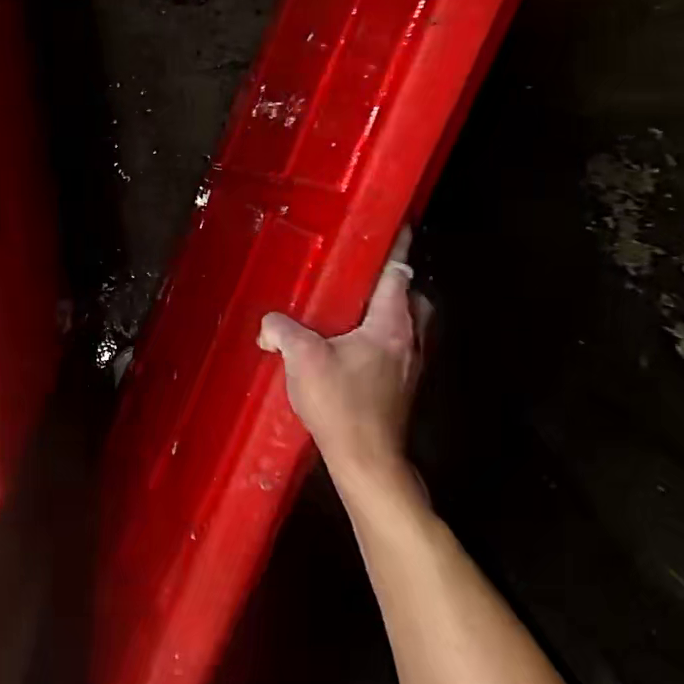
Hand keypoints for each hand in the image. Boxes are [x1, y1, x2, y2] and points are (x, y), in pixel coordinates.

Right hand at [259, 229, 429, 482]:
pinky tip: (352, 346)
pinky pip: (398, 347)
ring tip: (356, 309)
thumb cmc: (342, 404)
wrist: (367, 461)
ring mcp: (410, 366)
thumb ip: (281, 330)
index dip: (396, 247)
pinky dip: (382, 336)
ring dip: (391, 312)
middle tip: (366, 275)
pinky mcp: (402, 387)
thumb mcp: (302, 358)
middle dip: (397, 282)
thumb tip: (269, 326)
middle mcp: (410, 340)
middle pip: (414, 299)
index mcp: (391, 324)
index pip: (398, 273)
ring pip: (409, 325)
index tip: (396, 223)